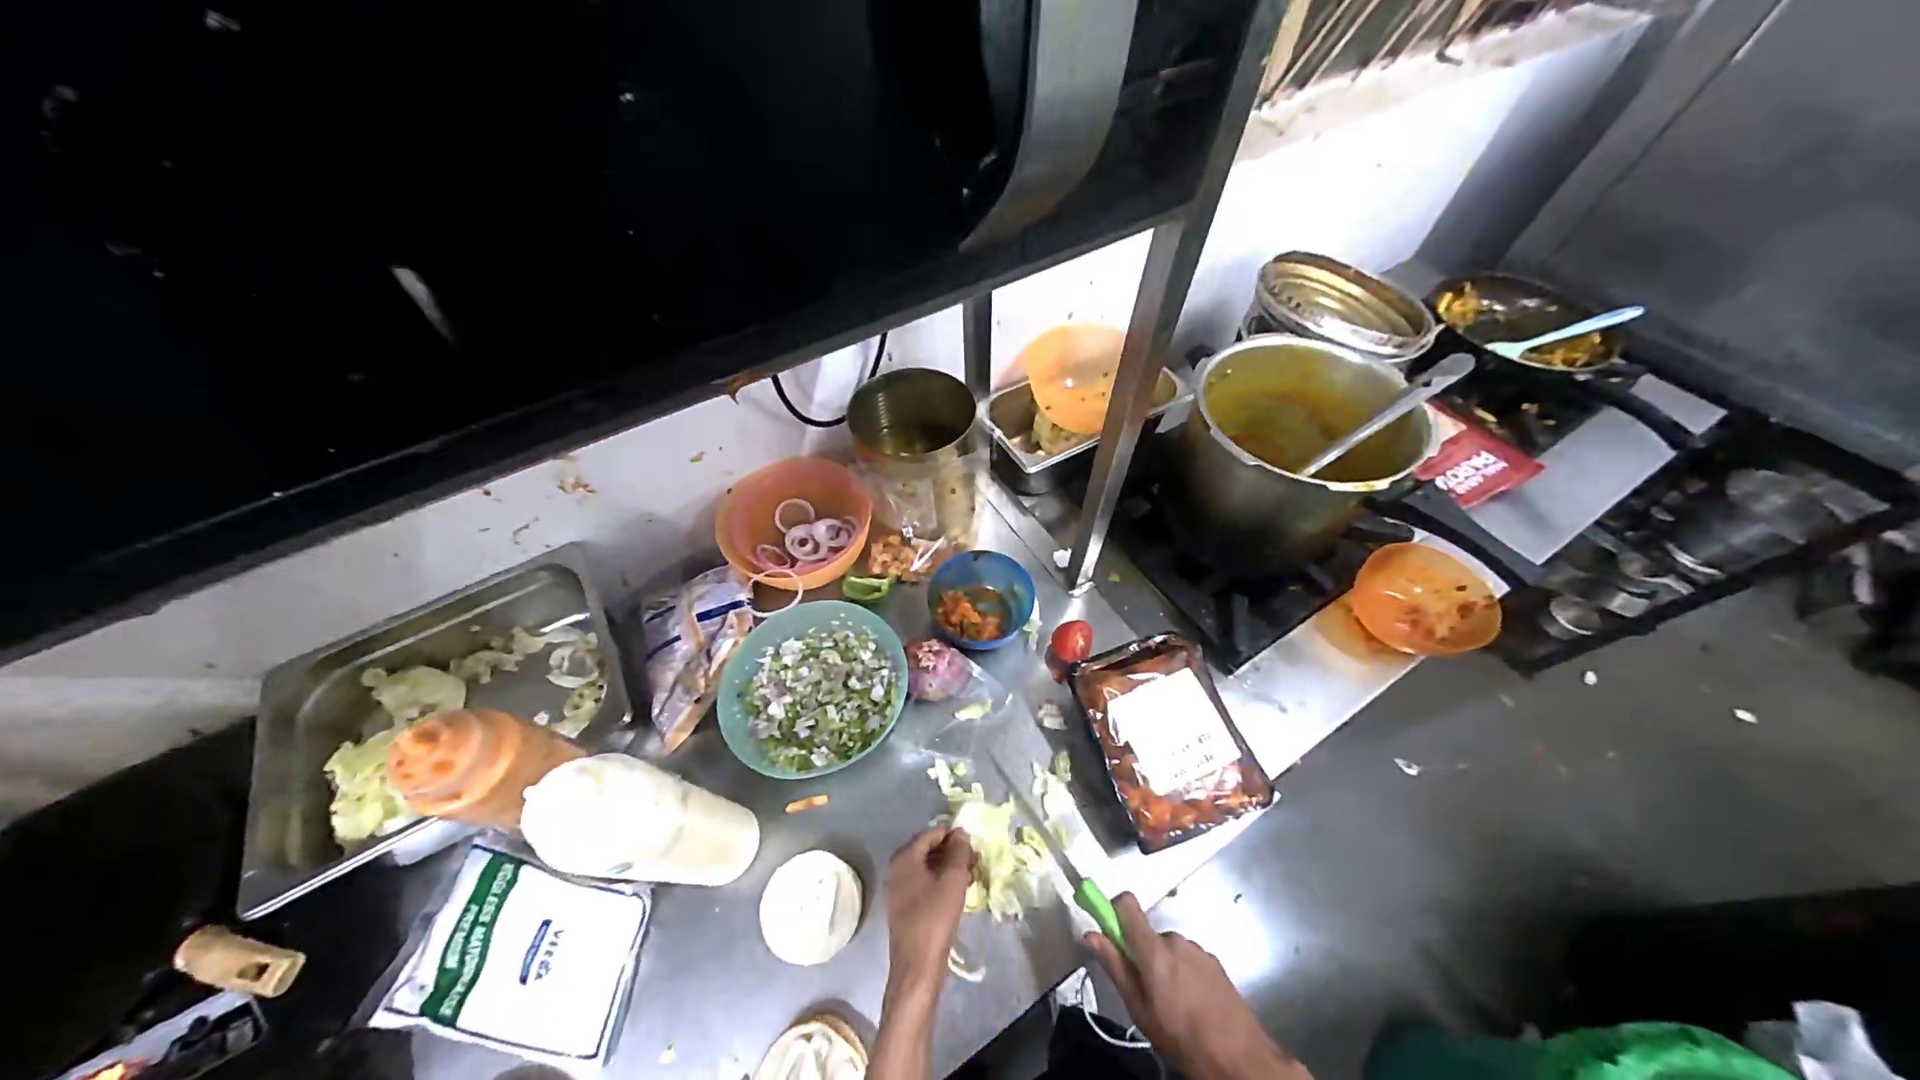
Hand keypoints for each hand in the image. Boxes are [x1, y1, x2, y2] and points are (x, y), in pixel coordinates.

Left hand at [883, 826, 974, 1002]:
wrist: (917, 966)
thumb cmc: (935, 917)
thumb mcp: (952, 880)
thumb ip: (958, 852)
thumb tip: (961, 832)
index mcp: (904, 858)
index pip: (929, 834)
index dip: (951, 833)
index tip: (972, 840)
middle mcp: (897, 869)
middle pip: (927, 850)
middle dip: (952, 851)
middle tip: (975, 858)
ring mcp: (899, 889)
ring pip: (927, 868)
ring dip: (949, 867)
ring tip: (972, 873)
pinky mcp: (904, 907)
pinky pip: (924, 884)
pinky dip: (941, 881)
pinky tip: (959, 889)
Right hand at [1083, 893, 1311, 1079]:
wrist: (1240, 1057)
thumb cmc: (1181, 1037)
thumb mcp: (1139, 1009)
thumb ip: (1115, 967)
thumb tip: (1090, 935)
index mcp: (1154, 949)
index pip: (1127, 904)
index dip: (1113, 910)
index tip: (1108, 931)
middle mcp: (1175, 940)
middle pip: (1147, 934)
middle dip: (1142, 955)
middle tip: (1146, 991)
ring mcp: (1197, 949)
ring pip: (1168, 948)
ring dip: (1164, 966)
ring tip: (1173, 1003)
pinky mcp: (1214, 961)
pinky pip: (1187, 958)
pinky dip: (1183, 972)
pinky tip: (1192, 1003)